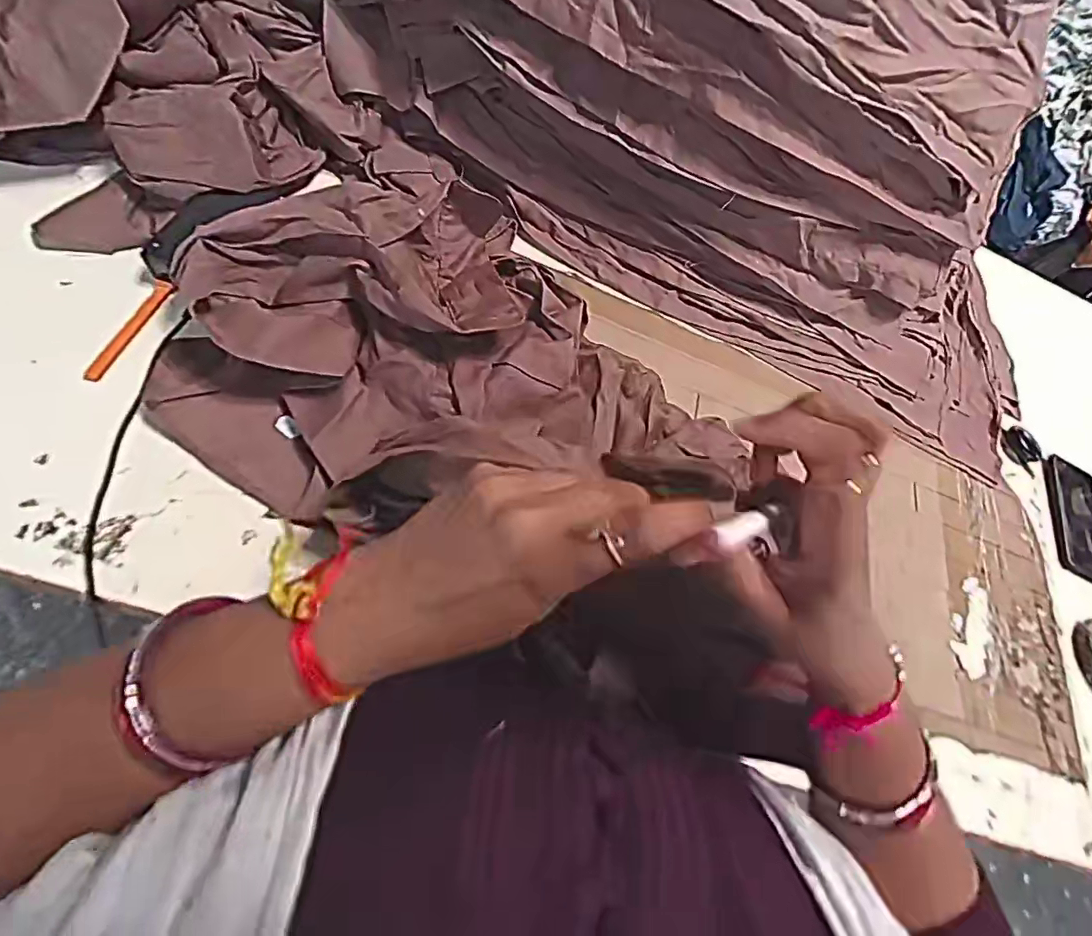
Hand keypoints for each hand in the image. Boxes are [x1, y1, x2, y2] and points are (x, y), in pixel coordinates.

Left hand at [312, 464, 715, 686]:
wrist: (380, 598)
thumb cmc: (458, 624)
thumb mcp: (533, 606)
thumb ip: (589, 565)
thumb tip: (641, 545)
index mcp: (539, 551)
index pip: (628, 524)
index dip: (677, 520)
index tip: (711, 520)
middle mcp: (526, 500)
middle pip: (613, 489)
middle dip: (639, 508)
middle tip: (650, 531)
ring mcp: (503, 476)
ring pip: (583, 477)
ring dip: (601, 499)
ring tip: (596, 526)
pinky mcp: (487, 466)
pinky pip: (548, 474)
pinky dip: (565, 492)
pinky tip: (553, 513)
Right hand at [715, 390, 898, 708]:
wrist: (849, 648)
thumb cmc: (812, 634)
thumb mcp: (764, 610)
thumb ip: (734, 567)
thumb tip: (699, 524)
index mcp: (837, 524)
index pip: (836, 453)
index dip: (791, 429)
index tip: (745, 434)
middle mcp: (850, 499)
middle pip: (850, 424)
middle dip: (796, 414)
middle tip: (752, 437)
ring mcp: (849, 491)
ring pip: (848, 425)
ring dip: (800, 421)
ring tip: (762, 448)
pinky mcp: (838, 490)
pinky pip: (833, 441)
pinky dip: (801, 434)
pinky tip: (771, 463)